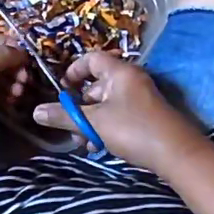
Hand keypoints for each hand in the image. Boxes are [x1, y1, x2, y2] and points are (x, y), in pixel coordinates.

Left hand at [0, 30, 28, 141]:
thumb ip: (1, 55)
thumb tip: (23, 51)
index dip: (8, 45)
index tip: (24, 57)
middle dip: (13, 66)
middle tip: (24, 78)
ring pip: (0, 75)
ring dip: (13, 81)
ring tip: (19, 91)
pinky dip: (8, 93)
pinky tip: (14, 99)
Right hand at [31, 50, 203, 170]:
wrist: (177, 155)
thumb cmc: (133, 129)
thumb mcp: (93, 123)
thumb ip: (63, 116)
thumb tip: (36, 112)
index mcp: (119, 73)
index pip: (91, 59)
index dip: (73, 71)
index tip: (61, 89)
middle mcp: (130, 80)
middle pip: (95, 85)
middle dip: (79, 106)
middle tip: (69, 126)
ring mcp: (140, 99)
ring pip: (105, 104)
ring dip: (90, 121)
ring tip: (84, 142)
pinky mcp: (145, 117)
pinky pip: (117, 116)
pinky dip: (105, 127)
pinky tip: (98, 147)